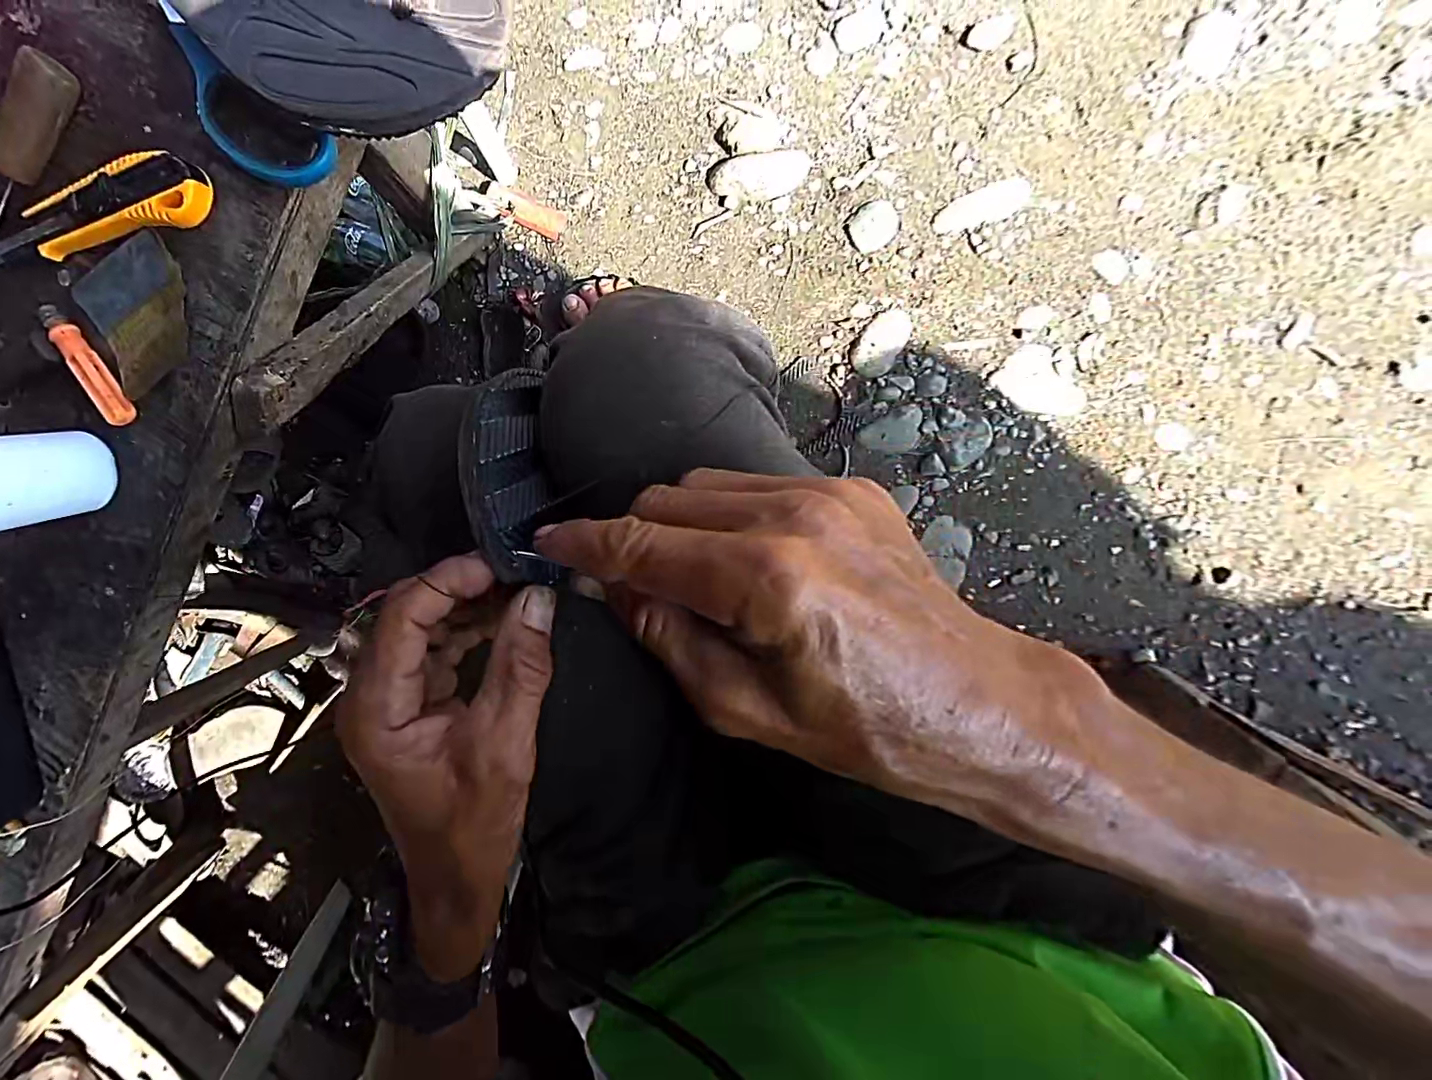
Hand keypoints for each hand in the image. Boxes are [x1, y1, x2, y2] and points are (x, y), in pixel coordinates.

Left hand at [336, 555, 556, 979]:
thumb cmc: (472, 831)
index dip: (446, 581)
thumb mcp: (504, 748)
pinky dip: (465, 631)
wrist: (454, 883)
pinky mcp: (406, 703)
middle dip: (458, 589)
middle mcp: (368, 696)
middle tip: (511, 575)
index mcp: (376, 708)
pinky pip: (431, 650)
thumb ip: (519, 668)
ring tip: (513, 593)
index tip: (494, 566)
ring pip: (419, 628)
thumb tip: (538, 601)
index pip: (401, 616)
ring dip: (465, 607)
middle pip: (406, 615)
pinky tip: (501, 622)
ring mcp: (385, 699)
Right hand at [534, 469, 1100, 826]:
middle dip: (630, 537)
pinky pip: (749, 484)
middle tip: (629, 584)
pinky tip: (740, 556)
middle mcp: (792, 516)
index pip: (641, 544)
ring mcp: (826, 493)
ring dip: (674, 523)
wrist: (985, 705)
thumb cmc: (863, 728)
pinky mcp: (849, 489)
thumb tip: (613, 588)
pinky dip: (721, 514)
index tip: (547, 541)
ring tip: (690, 574)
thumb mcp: (740, 708)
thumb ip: (664, 637)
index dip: (584, 543)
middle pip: (663, 499)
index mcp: (764, 579)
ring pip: (700, 484)